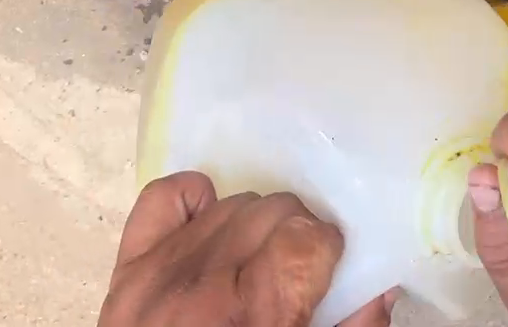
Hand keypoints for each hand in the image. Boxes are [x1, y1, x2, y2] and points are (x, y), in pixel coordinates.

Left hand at [98, 172, 393, 326]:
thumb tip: (380, 286)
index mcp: (257, 311)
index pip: (309, 234)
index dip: (326, 250)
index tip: (322, 277)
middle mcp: (206, 283)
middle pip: (276, 208)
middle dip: (295, 235)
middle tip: (291, 276)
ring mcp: (161, 272)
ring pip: (234, 201)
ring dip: (253, 226)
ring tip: (251, 268)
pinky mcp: (128, 269)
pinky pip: (165, 197)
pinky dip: (193, 204)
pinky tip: (208, 234)